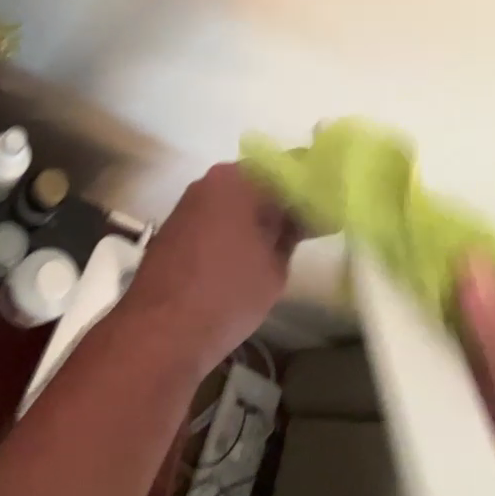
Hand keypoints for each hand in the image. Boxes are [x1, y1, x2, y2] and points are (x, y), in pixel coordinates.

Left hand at [117, 163, 298, 375]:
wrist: (162, 329)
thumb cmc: (227, 294)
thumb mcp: (273, 265)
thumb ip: (292, 230)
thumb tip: (309, 212)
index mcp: (238, 179)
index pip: (288, 166)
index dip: (313, 183)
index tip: (333, 201)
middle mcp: (211, 181)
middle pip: (259, 178)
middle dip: (285, 197)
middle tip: (313, 223)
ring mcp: (190, 201)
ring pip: (236, 198)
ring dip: (260, 212)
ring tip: (287, 240)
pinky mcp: (177, 224)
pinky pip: (217, 214)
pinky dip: (237, 225)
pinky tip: (252, 251)